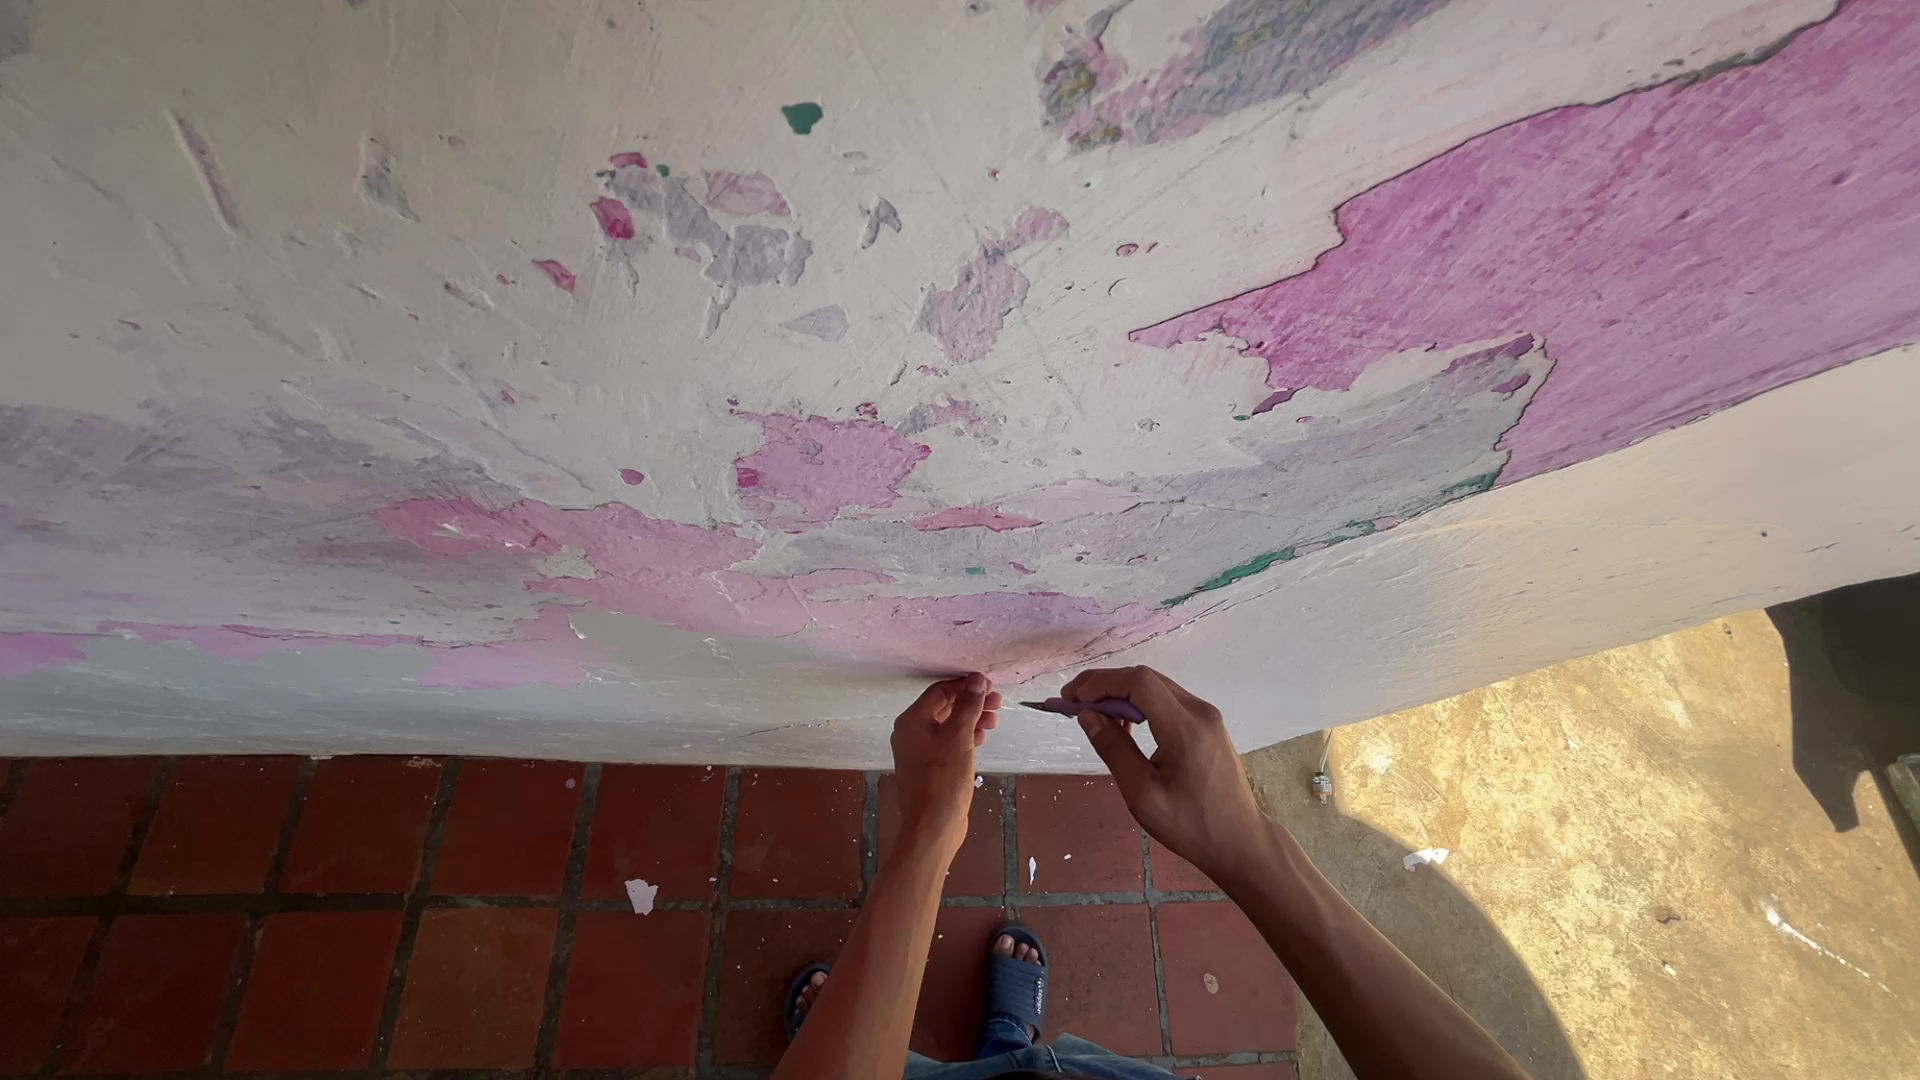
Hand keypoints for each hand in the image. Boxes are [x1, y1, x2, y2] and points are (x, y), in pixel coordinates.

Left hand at [890, 673, 999, 855]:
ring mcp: (919, 751)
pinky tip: (982, 737)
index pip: (940, 691)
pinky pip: (948, 742)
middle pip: (944, 707)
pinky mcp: (930, 767)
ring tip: (994, 720)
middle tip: (997, 702)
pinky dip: (965, 736)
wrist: (933, 826)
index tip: (989, 685)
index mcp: (912, 720)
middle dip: (972, 702)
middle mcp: (911, 732)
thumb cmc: (943, 779)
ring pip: (948, 725)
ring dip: (972, 719)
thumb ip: (968, 706)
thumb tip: (975, 680)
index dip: (965, 685)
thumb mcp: (959, 737)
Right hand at [1063, 666, 1268, 882]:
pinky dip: (1138, 702)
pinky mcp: (1207, 724)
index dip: (1101, 683)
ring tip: (1091, 710)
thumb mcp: (1143, 794)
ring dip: (1120, 691)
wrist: (1241, 842)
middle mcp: (1200, 712)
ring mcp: (1206, 716)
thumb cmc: (1191, 826)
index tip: (1072, 698)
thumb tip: (1087, 716)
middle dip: (1105, 683)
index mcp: (1185, 729)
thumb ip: (1114, 750)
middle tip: (1072, 700)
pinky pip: (1166, 699)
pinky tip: (1122, 723)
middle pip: (1145, 678)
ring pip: (1155, 686)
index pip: (1139, 683)